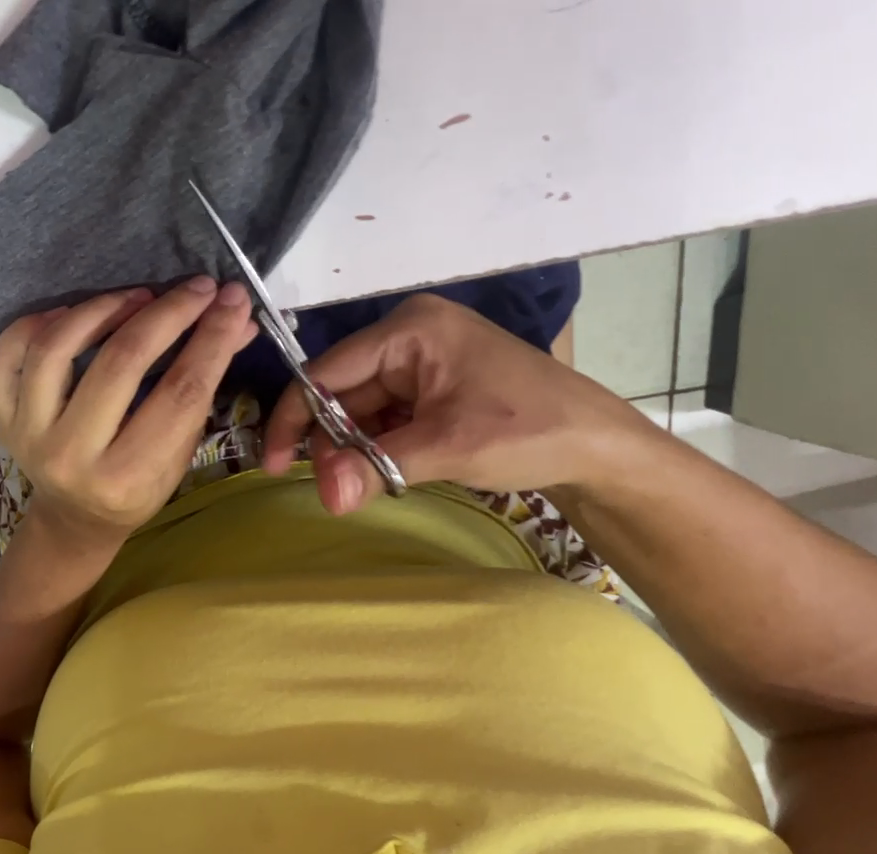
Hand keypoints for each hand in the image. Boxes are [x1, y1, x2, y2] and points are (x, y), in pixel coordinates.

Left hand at [0, 277, 258, 550]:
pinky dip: (36, 325)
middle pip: (120, 364)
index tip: (231, 299)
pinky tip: (71, 313)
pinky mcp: (3, 419)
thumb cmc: (136, 490)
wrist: (74, 520)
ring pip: (57, 350)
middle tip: (193, 288)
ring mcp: (29, 435)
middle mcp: (71, 457)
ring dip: (101, 309)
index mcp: (126, 478)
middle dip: (165, 315)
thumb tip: (238, 319)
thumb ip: (204, 389)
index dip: (210, 339)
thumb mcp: (177, 454)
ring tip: (136, 296)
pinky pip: (7, 358)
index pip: (179, 395)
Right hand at [262, 294, 655, 513]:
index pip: (325, 373)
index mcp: (410, 331)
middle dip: (331, 442)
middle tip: (333, 488)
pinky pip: (381, 419)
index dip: (295, 420)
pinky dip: (374, 449)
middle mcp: (407, 339)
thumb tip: (326, 499)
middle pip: (338, 394)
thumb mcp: (449, 447)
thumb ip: (378, 467)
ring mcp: (418, 363)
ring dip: (353, 450)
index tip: (276, 466)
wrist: (600, 449)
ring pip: (356, 411)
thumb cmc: (532, 429)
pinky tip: (384, 472)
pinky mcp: (428, 389)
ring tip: (364, 484)